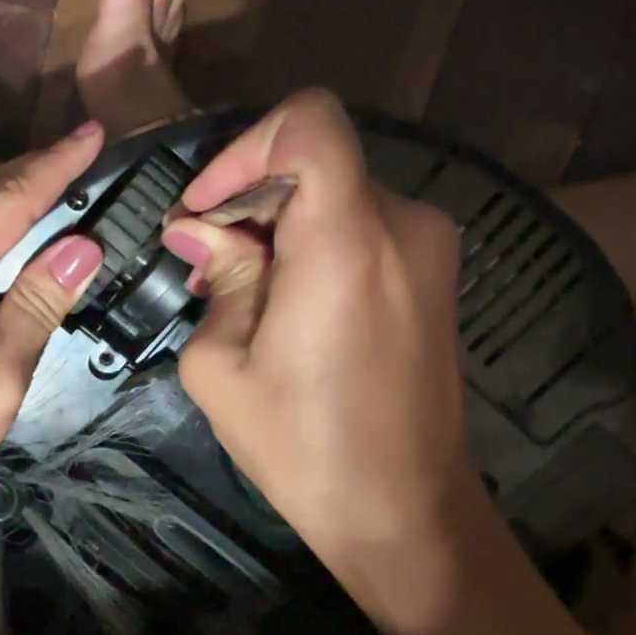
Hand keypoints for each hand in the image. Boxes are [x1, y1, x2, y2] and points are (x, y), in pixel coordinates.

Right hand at [161, 91, 486, 607]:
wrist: (406, 512)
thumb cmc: (303, 450)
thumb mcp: (222, 368)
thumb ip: (217, 279)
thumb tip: (198, 229)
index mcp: (346, 243)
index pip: (309, 122)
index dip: (245, 147)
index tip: (208, 209)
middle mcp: (402, 225)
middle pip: (315, 160)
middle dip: (248, 199)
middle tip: (203, 264)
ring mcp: (431, 248)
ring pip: (336, 193)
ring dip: (278, 225)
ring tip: (238, 292)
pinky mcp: (437, 275)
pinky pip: (363, 226)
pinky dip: (314, 244)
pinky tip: (285, 303)